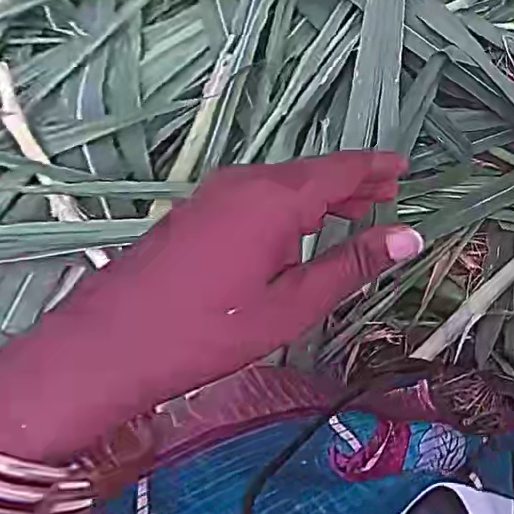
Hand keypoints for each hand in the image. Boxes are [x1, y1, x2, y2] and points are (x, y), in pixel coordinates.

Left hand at [0, 152, 422, 460]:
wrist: (103, 347)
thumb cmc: (207, 332)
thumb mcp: (292, 305)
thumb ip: (352, 264)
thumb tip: (410, 237)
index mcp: (275, 198)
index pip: (341, 169)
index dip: (377, 166)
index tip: (405, 166)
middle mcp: (246, 182)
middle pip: (314, 171)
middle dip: (355, 181)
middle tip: (390, 192)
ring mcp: (216, 192)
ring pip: (286, 182)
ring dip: (324, 193)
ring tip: (358, 208)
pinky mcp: (199, 208)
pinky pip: (260, 193)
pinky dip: (293, 202)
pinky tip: (301, 227)